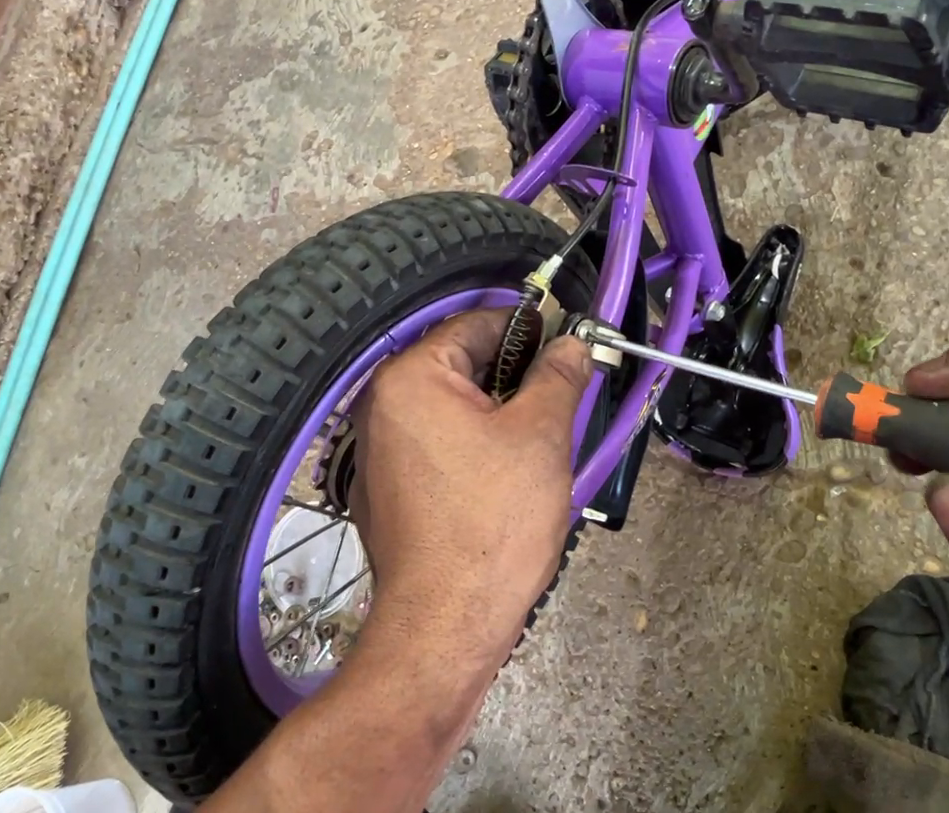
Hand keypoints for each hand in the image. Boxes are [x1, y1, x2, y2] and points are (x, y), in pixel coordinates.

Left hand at [349, 309, 590, 660]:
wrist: (445, 625)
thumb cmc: (493, 522)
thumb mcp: (541, 435)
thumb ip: (558, 376)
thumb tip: (572, 344)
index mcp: (410, 378)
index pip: (477, 324)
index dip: (530, 329)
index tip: (568, 345)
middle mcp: (381, 406)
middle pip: (461, 365)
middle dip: (515, 376)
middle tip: (563, 395)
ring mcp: (376, 451)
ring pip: (451, 408)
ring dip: (497, 413)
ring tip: (541, 438)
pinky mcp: (383, 490)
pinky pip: (435, 445)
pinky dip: (471, 446)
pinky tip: (505, 475)